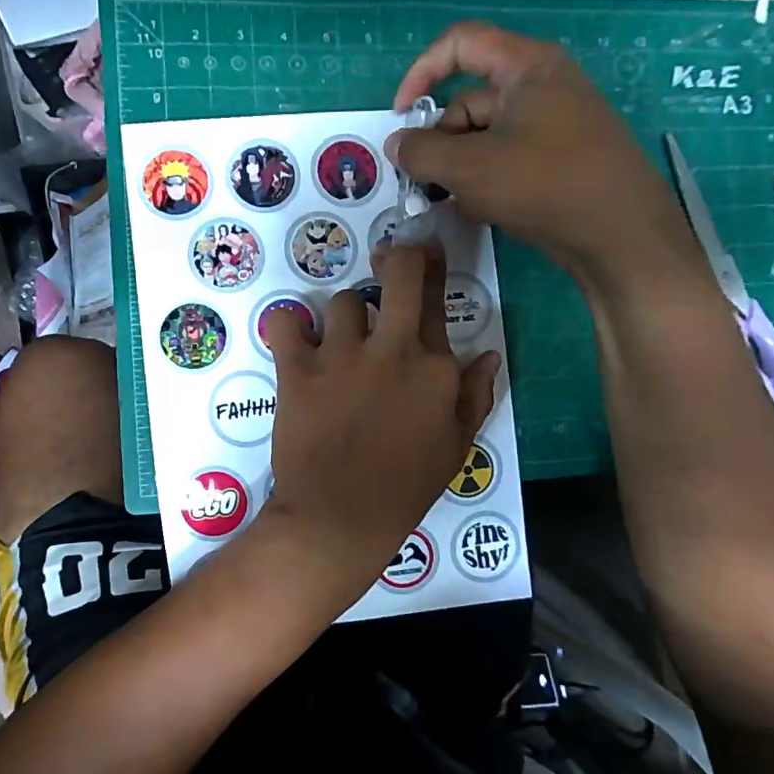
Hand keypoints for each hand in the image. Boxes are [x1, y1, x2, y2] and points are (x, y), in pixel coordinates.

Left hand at [259, 243, 501, 601]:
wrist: (340, 519)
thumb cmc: (405, 488)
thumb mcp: (457, 448)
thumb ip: (475, 396)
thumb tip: (487, 354)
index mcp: (436, 369)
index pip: (439, 301)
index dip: (435, 269)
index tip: (430, 255)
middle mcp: (392, 351)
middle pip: (399, 273)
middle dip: (401, 256)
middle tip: (394, 259)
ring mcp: (342, 357)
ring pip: (345, 301)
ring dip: (348, 314)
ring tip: (344, 340)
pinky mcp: (298, 372)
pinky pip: (285, 324)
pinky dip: (288, 326)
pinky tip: (295, 339)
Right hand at [387, 22, 705, 292]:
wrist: (622, 236)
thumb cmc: (547, 184)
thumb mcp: (472, 168)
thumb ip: (424, 153)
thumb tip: (396, 145)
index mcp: (527, 66)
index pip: (461, 44)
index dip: (422, 72)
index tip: (401, 115)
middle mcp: (544, 87)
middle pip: (472, 99)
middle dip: (443, 138)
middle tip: (425, 181)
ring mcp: (557, 127)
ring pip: (491, 137)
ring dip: (463, 166)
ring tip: (454, 202)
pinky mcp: (563, 163)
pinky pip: (512, 161)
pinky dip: (490, 180)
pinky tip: (481, 211)